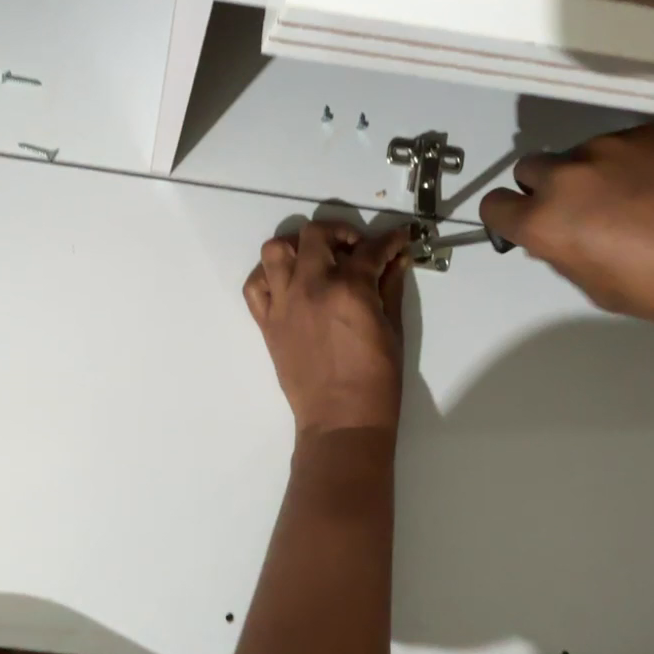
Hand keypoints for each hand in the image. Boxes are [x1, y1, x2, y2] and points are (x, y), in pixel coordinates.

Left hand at [242, 221, 412, 435]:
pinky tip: (288, 283)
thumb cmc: (376, 381)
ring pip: (276, 250)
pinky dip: (268, 275)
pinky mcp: (266, 321)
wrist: (340, 421)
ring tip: (315, 259)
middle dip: (340, 232)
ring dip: (298, 246)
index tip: (398, 238)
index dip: (389, 240)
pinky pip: (255, 285)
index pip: (370, 250)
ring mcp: (283, 302)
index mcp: (349, 290)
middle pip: (316, 235)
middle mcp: (311, 287)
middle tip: (355, 248)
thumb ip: (391, 288)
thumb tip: (398, 259)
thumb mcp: (393, 330)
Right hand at [479, 124, 653, 332]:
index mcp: (547, 222)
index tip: (530, 225)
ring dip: (594, 173)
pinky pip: (624, 144)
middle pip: (530, 169)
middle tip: (587, 210)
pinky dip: (635, 161)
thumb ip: (565, 257)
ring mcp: (610, 146)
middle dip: (547, 188)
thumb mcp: (603, 291)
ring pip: (580, 155)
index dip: (509, 217)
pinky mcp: (650, 129)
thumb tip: (556, 239)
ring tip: (642, 198)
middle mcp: (567, 175)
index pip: (494, 205)